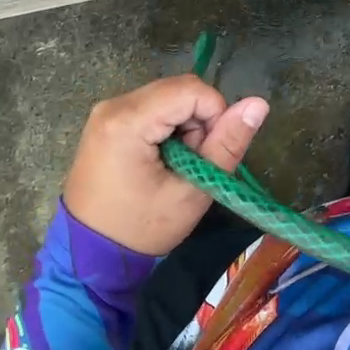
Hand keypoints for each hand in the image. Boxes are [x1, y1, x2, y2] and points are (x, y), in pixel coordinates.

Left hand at [61, 75, 268, 254]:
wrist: (90, 259)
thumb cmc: (142, 228)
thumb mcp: (193, 192)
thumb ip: (227, 144)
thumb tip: (260, 103)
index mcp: (128, 119)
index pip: (193, 90)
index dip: (214, 117)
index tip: (207, 156)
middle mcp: (114, 104)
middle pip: (180, 90)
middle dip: (199, 122)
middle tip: (192, 164)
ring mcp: (107, 111)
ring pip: (169, 97)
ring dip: (185, 125)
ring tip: (176, 165)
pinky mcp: (107, 121)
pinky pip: (152, 107)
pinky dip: (168, 127)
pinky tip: (161, 160)